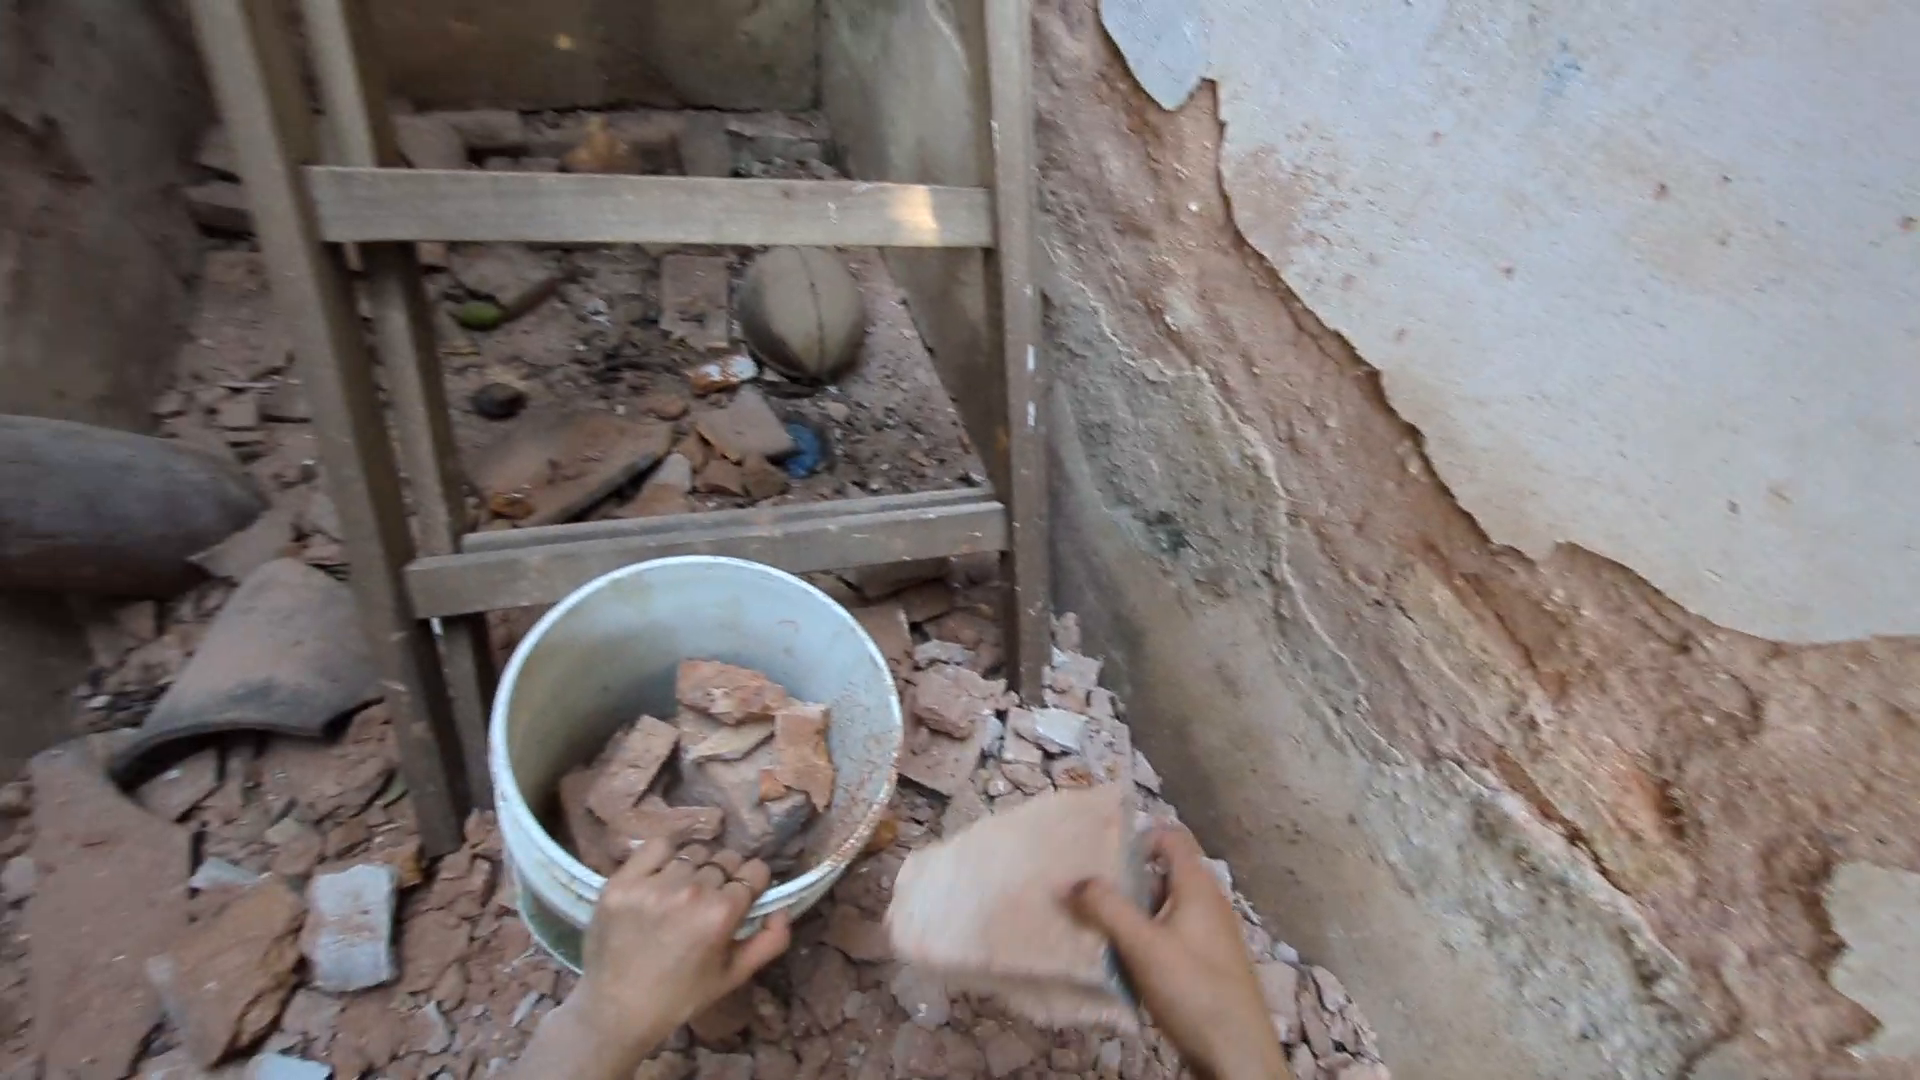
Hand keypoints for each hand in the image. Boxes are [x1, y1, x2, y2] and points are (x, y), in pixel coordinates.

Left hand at [513, 841, 791, 1079]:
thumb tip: (784, 907)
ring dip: (696, 867)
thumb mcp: (733, 975)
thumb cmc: (680, 994)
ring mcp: (654, 884)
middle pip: (726, 859)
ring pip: (695, 852)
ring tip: (682, 892)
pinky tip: (661, 877)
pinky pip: (658, 846)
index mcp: (722, 913)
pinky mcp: (622, 881)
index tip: (741, 897)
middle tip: (708, 902)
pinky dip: (665, 855)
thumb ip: (771, 941)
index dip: (752, 883)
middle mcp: (691, 891)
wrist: (615, 1010)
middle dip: (724, 877)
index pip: (756, 870)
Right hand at [1067, 826, 1289, 1079]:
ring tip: (1100, 928)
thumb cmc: (1194, 990)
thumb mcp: (1142, 946)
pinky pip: (1172, 935)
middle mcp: (1208, 901)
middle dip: (1126, 880)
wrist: (1240, 1060)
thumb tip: (1067, 881)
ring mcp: (1212, 934)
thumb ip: (1104, 908)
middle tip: (1091, 892)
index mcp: (1197, 885)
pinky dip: (1148, 939)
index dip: (1139, 836)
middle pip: (1162, 873)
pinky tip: (1127, 963)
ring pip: (1164, 907)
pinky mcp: (1210, 964)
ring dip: (1133, 914)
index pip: (1170, 836)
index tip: (1106, 855)